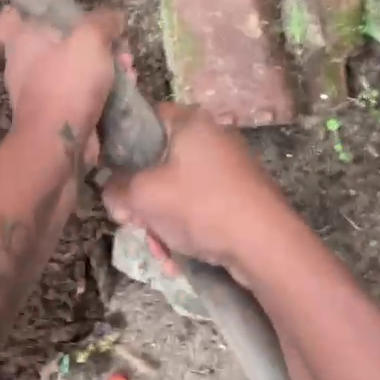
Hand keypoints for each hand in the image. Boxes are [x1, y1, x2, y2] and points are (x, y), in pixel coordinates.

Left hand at [0, 7, 123, 163]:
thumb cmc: (65, 84)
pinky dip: (103, 91)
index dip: (22, 12)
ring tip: (128, 68)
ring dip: (103, 66)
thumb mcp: (90, 39)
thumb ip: (103, 22)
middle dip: (89, 42)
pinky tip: (127, 89)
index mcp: (22, 42)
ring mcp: (42, 94)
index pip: (5, 20)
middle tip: (115, 44)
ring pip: (73, 70)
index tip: (49, 13)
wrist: (58, 145)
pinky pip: (82, 95)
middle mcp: (26, 66)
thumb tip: (115, 18)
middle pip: (55, 43)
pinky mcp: (59, 117)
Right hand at [102, 104, 292, 279]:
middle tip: (137, 223)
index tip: (113, 176)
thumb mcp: (143, 196)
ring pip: (178, 190)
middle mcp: (212, 136)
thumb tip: (113, 193)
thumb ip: (116, 190)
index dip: (123, 146)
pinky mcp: (242, 196)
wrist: (266, 246)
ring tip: (163, 253)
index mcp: (190, 121)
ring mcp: (230, 167)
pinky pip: (200, 206)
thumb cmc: (200, 206)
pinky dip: (187, 230)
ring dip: (162, 223)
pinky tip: (180, 260)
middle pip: (159, 162)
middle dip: (144, 200)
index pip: (145, 119)